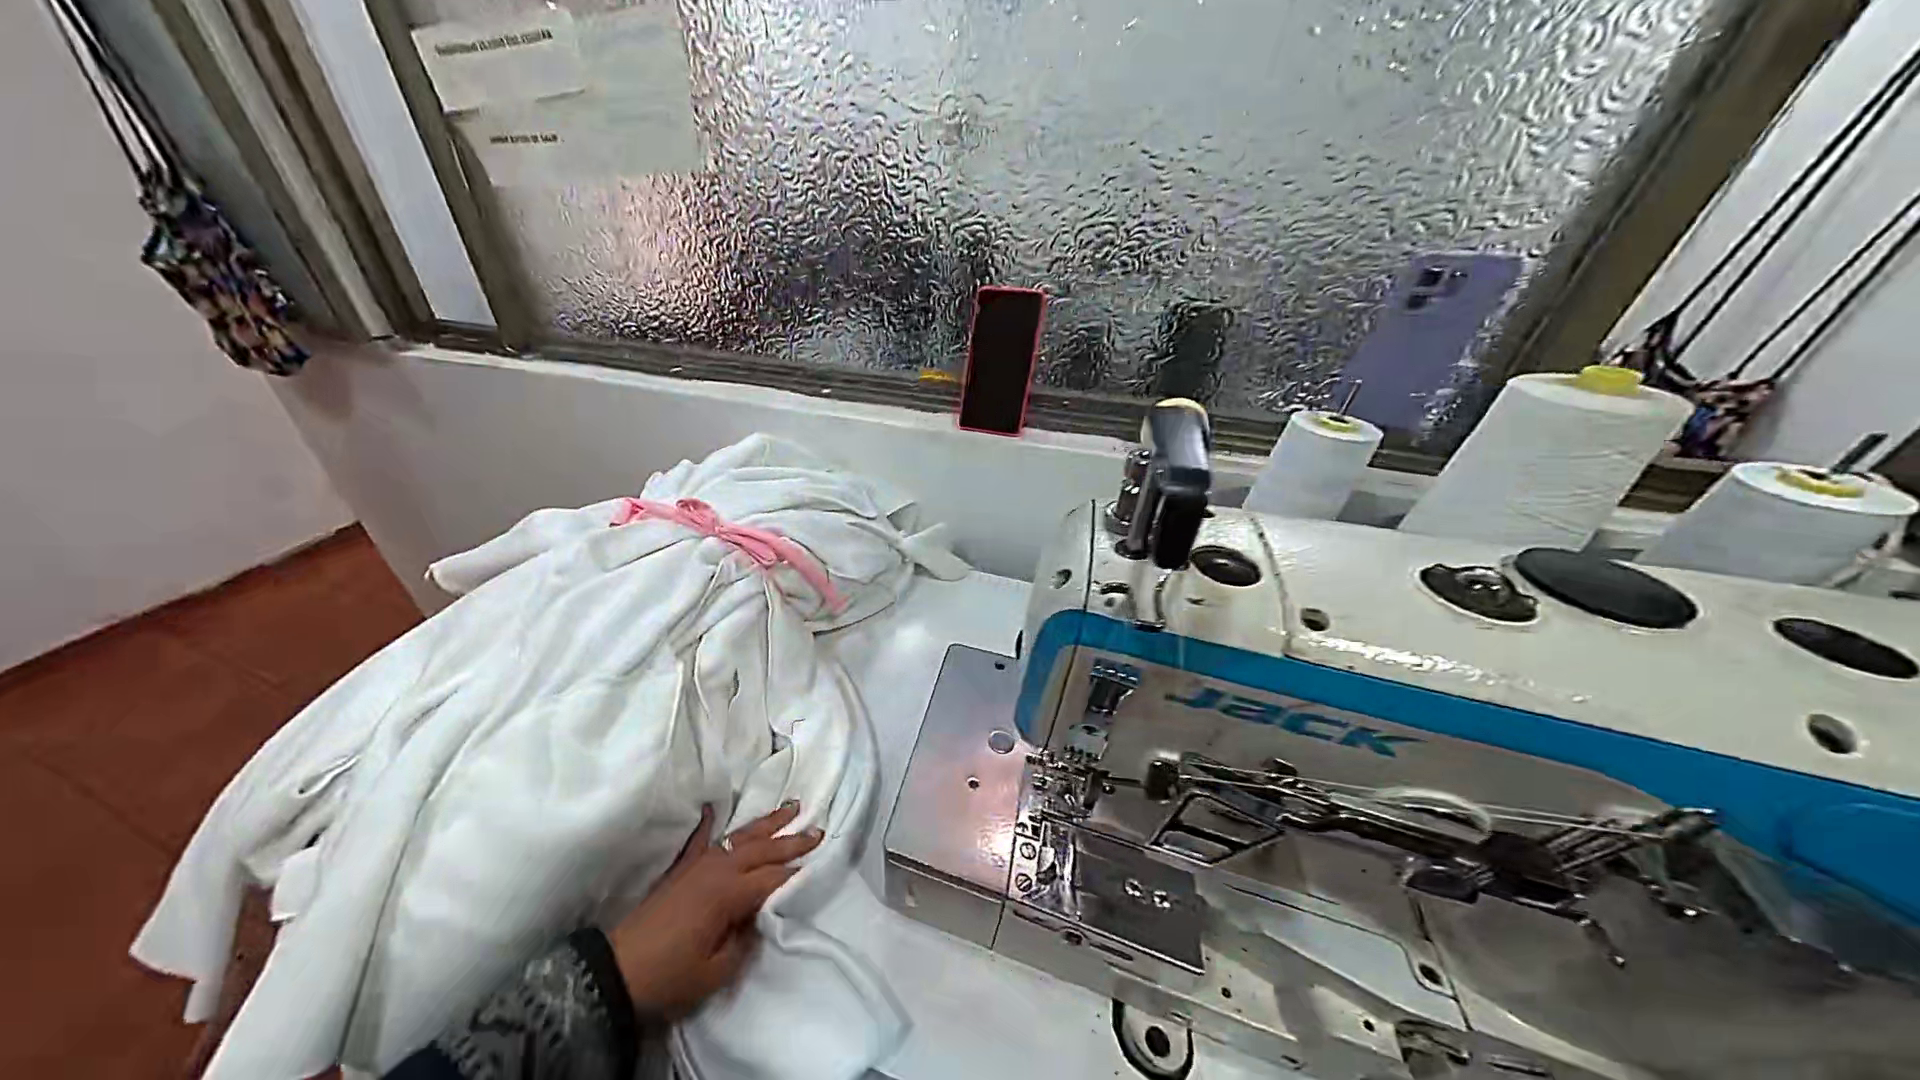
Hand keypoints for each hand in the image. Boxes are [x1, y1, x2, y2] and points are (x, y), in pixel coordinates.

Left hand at [608, 802, 822, 1017]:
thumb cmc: (670, 975)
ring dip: (767, 822)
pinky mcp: (681, 870)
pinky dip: (709, 823)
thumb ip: (746, 939)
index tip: (820, 860)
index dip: (796, 871)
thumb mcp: (717, 971)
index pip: (773, 876)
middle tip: (818, 828)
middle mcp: (718, 869)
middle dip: (792, 839)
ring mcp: (698, 865)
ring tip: (791, 806)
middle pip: (763, 848)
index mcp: (730, 893)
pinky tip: (713, 807)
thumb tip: (759, 916)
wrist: (615, 973)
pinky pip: (700, 839)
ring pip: (740, 836)